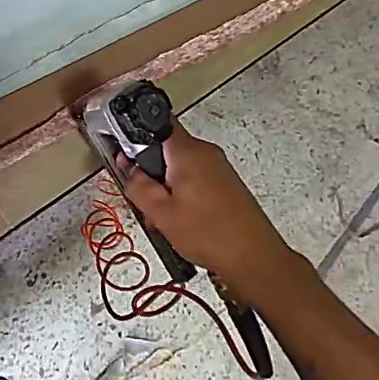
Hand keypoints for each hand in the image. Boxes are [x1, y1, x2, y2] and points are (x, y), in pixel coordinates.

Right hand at [119, 124, 301, 288]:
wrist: (253, 256)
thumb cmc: (212, 234)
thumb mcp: (160, 213)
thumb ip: (138, 185)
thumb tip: (127, 168)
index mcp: (188, 152)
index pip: (158, 122)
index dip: (136, 135)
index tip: (126, 155)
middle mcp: (206, 153)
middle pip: (167, 150)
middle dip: (151, 172)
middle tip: (146, 200)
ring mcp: (219, 168)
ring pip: (180, 168)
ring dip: (167, 188)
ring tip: (166, 218)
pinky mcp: (226, 184)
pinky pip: (196, 180)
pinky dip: (184, 196)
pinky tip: (184, 221)